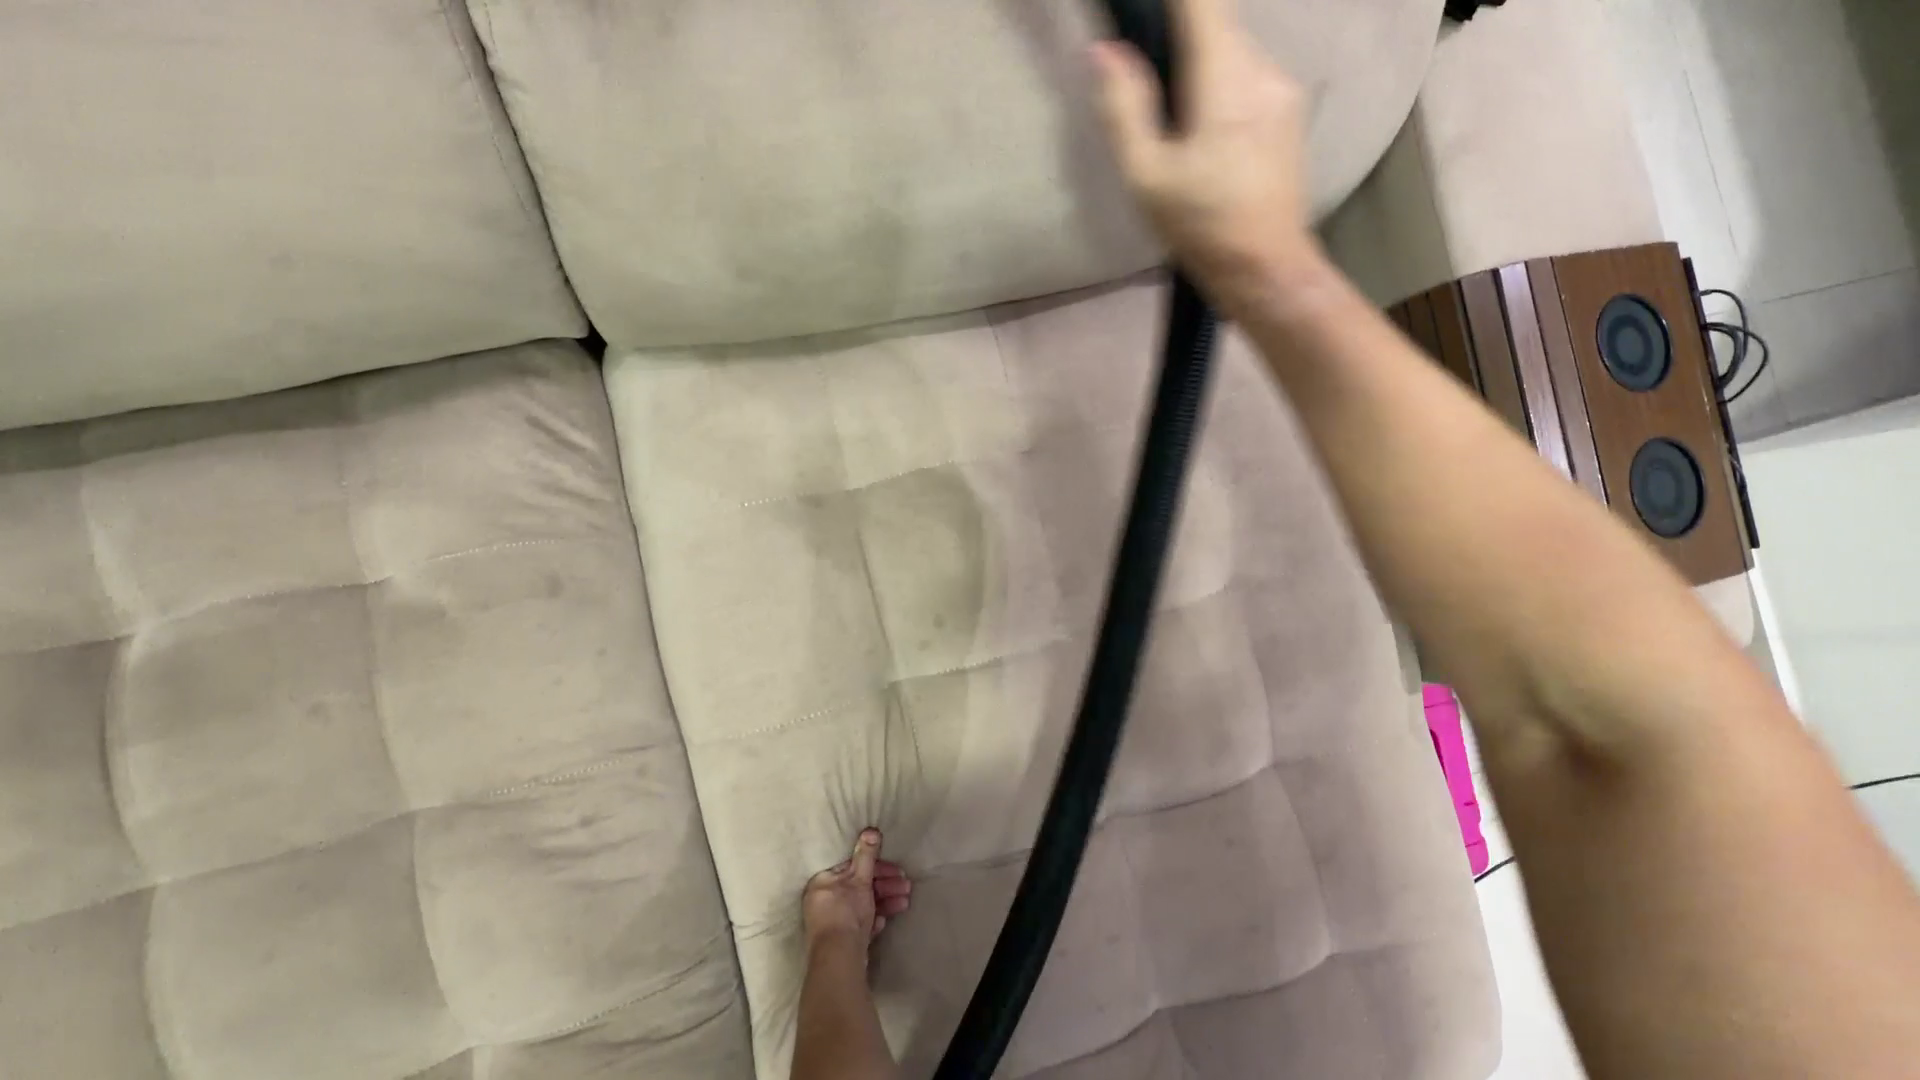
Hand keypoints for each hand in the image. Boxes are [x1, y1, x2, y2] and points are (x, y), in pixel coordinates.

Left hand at [802, 829, 912, 951]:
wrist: (839, 956)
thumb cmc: (846, 911)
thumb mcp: (859, 879)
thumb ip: (866, 856)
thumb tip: (870, 830)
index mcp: (823, 882)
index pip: (853, 868)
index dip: (877, 868)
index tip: (897, 872)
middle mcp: (824, 900)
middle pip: (859, 887)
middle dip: (886, 886)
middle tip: (907, 888)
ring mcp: (831, 922)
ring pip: (862, 906)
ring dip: (885, 902)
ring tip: (905, 904)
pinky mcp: (841, 940)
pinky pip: (859, 925)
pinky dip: (873, 920)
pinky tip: (883, 923)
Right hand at [1091, 0, 1320, 316]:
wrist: (1266, 268)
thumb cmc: (1201, 226)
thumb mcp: (1146, 176)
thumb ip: (1124, 108)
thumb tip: (1105, 50)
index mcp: (1225, 79)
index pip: (1200, 1)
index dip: (1170, 2)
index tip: (1139, 19)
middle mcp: (1262, 69)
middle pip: (1215, 24)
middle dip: (1177, 38)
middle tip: (1141, 79)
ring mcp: (1282, 89)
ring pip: (1231, 51)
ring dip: (1197, 65)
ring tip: (1169, 116)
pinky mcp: (1288, 112)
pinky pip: (1246, 76)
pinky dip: (1217, 85)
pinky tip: (1200, 131)